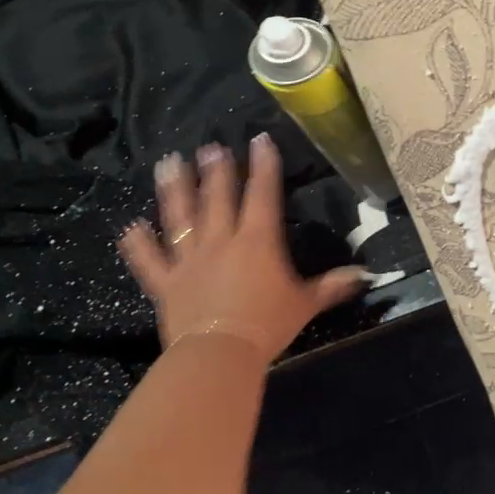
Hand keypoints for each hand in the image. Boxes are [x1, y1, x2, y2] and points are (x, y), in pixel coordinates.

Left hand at [119, 134, 367, 362]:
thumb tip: (362, 274)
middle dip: (215, 170)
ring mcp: (189, 260)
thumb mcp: (307, 303)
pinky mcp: (166, 282)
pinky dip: (139, 242)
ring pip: (179, 217)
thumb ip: (331, 286)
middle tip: (210, 146)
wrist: (220, 352)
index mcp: (257, 242)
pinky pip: (149, 259)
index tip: (260, 141)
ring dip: (175, 189)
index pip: (262, 195)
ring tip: (169, 163)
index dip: (263, 167)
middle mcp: (220, 242)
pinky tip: (132, 226)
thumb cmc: (268, 324)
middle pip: (216, 198)